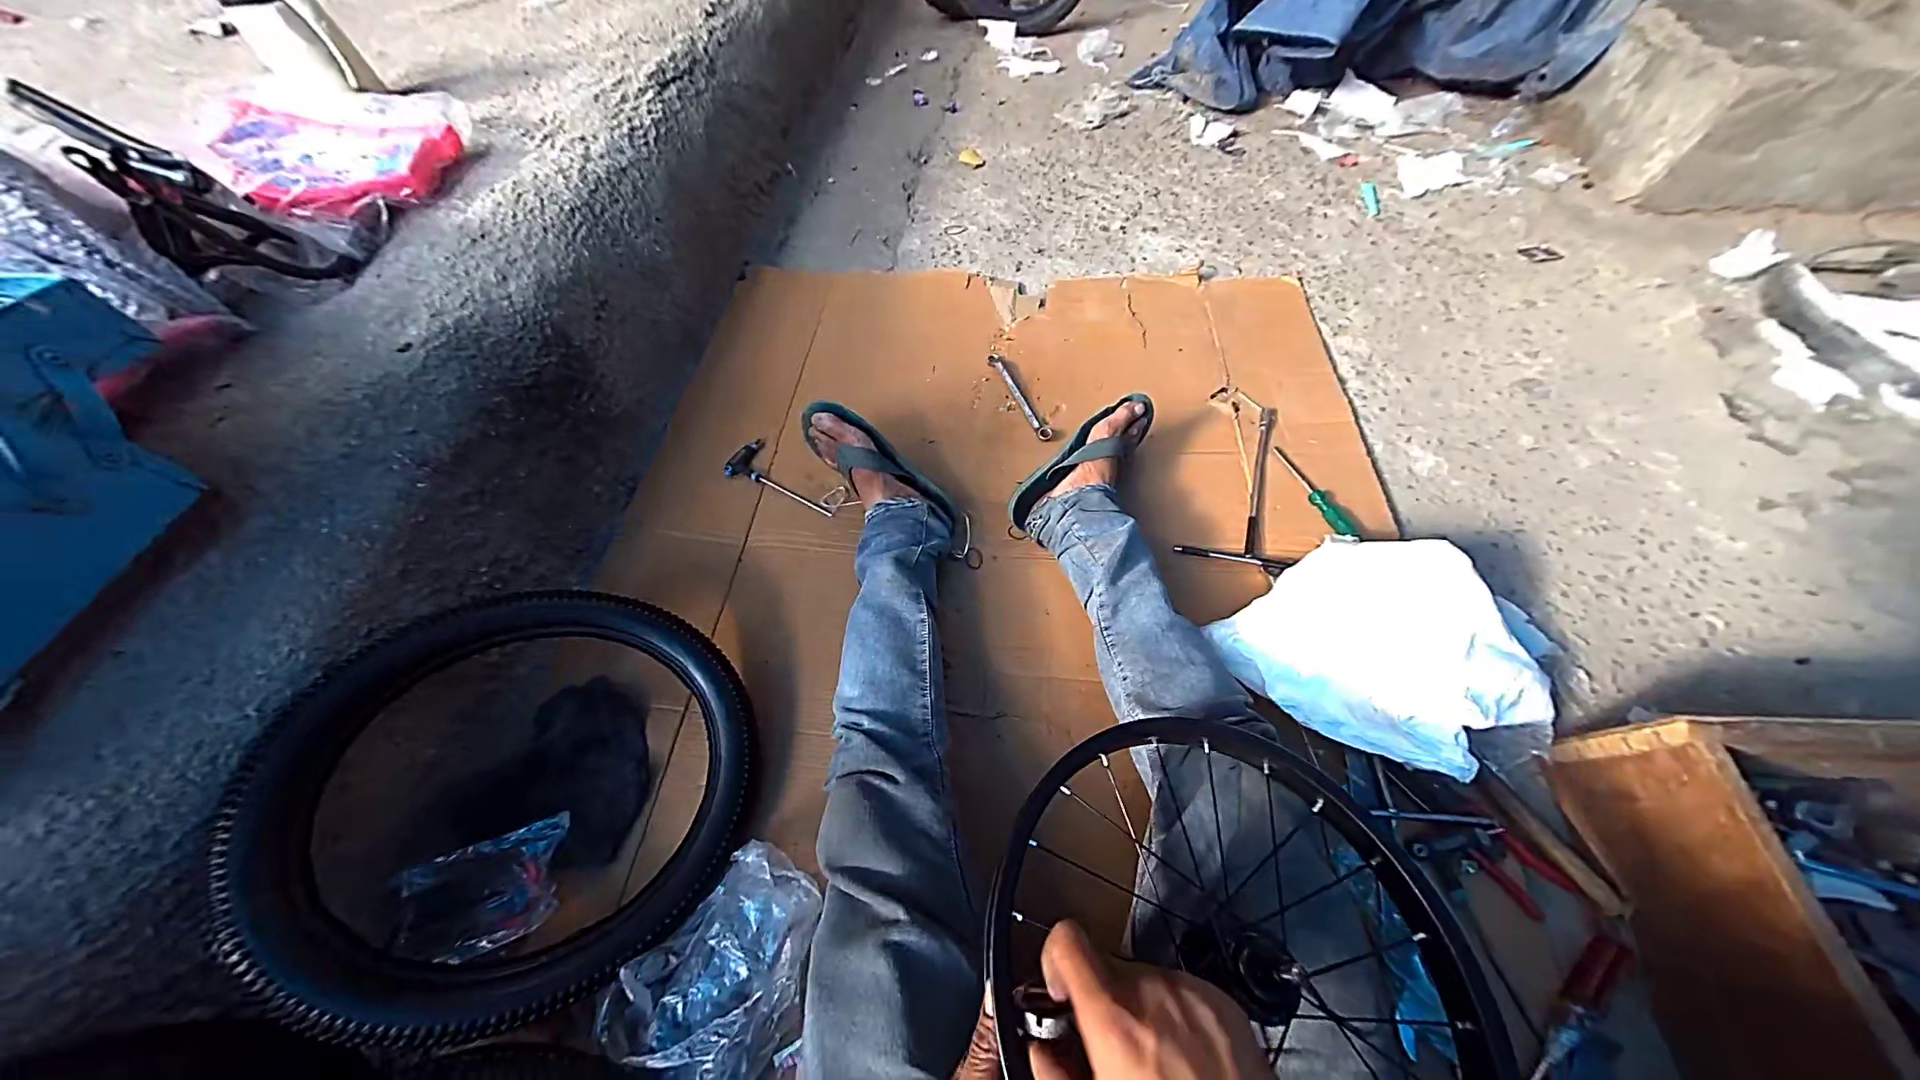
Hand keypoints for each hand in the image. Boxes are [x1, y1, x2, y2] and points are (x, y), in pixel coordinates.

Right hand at [1033, 920, 1268, 1079]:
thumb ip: (1056, 1070)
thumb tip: (1042, 1050)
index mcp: (1114, 1018)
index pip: (1066, 940)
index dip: (1054, 959)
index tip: (1058, 988)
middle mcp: (1152, 992)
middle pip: (1108, 971)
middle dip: (1104, 1004)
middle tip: (1114, 1053)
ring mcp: (1191, 992)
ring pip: (1145, 982)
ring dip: (1141, 1011)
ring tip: (1157, 1064)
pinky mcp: (1223, 1002)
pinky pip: (1181, 992)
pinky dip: (1176, 1017)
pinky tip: (1186, 1062)